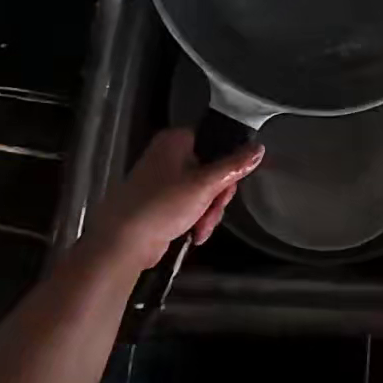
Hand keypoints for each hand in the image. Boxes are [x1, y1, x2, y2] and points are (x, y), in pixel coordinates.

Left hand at [77, 128, 263, 271]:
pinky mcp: (161, 204)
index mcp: (175, 141)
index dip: (227, 165)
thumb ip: (234, 165)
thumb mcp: (205, 184)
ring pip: (203, 192)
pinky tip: (194, 234)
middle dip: (217, 196)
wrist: (123, 241)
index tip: (228, 185)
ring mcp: (163, 181)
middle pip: (212, 170)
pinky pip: (190, 206)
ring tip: (200, 228)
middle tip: (213, 209)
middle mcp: (168, 156)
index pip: (215, 143)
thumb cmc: (163, 205)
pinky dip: (196, 220)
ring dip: (209, 212)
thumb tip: (259, 147)